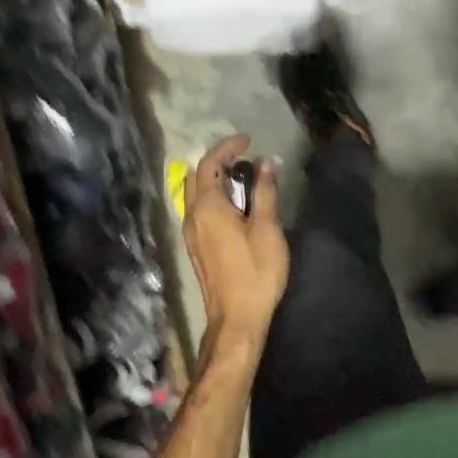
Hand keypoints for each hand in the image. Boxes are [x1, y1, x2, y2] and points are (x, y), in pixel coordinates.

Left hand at [185, 134, 288, 344]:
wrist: (236, 317)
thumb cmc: (256, 272)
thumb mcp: (267, 229)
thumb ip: (265, 193)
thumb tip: (266, 163)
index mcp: (207, 207)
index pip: (210, 163)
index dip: (227, 146)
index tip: (248, 139)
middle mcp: (192, 216)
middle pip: (196, 176)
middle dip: (218, 161)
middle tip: (245, 158)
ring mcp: (190, 234)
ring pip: (195, 195)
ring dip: (215, 181)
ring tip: (243, 181)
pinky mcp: (195, 248)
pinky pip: (199, 211)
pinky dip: (214, 199)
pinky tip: (235, 208)